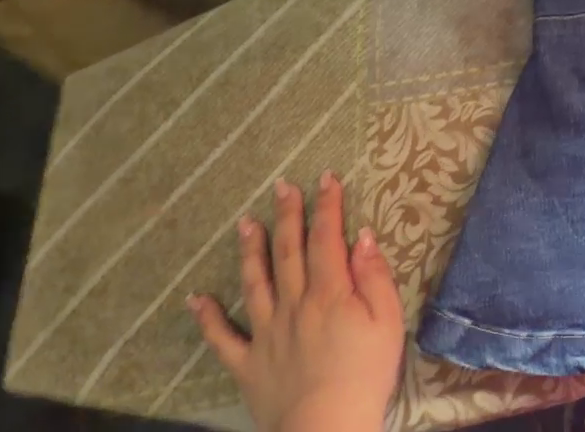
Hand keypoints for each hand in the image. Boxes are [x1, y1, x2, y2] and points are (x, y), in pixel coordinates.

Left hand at [187, 174, 404, 431]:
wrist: (326, 428)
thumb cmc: (366, 372)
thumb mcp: (388, 320)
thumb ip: (374, 276)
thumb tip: (362, 237)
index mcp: (330, 292)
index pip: (327, 238)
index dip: (326, 206)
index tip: (325, 178)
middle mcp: (294, 304)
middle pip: (288, 252)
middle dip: (287, 216)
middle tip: (282, 187)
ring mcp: (266, 333)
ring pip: (255, 283)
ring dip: (250, 250)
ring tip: (245, 223)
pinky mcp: (247, 363)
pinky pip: (222, 337)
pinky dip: (207, 316)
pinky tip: (196, 298)